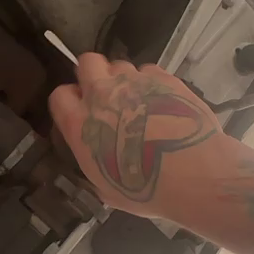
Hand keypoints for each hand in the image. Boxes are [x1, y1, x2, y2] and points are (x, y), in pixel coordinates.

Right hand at [49, 53, 233, 218]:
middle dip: (93, 74)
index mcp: (80, 124)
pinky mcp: (164, 77)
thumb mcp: (105, 188)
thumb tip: (97, 156)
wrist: (193, 174)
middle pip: (86, 62)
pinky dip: (152, 83)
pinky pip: (149, 71)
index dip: (70, 101)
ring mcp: (134, 82)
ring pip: (120, 65)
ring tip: (139, 102)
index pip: (59, 95)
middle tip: (107, 95)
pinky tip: (163, 103)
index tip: (80, 111)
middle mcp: (102, 94)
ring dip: (124, 80)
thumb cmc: (145, 190)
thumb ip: (93, 160)